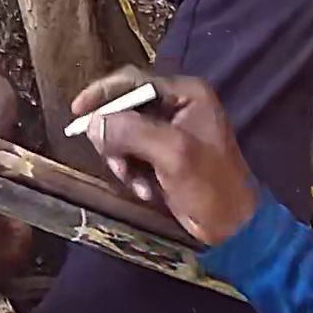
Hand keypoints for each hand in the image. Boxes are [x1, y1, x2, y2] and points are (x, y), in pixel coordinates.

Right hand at [71, 68, 259, 245]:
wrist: (235, 231)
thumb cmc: (211, 186)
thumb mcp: (171, 153)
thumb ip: (130, 131)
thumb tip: (91, 123)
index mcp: (186, 93)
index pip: (132, 81)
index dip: (102, 93)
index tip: (77, 111)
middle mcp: (176, 104)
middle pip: (123, 107)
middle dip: (114, 136)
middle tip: (112, 160)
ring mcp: (169, 128)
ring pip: (122, 131)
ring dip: (121, 158)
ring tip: (133, 180)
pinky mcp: (163, 151)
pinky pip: (130, 150)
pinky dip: (130, 169)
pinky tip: (143, 188)